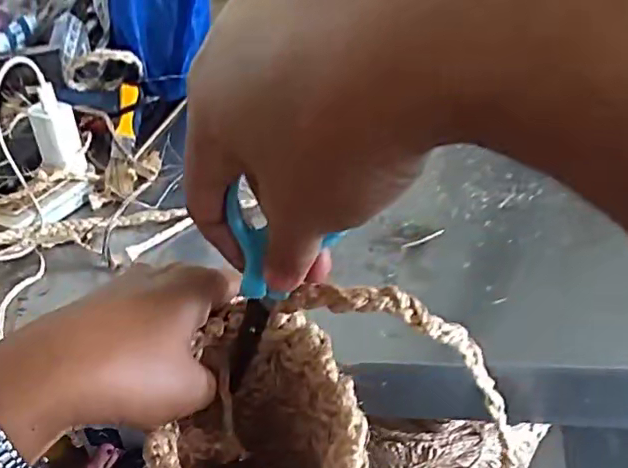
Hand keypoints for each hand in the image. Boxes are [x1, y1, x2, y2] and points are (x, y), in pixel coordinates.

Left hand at [0, 264, 236, 434]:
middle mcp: (158, 271)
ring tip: (168, 381)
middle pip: (198, 299)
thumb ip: (217, 381)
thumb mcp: (194, 391)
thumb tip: (212, 377)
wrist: (48, 374)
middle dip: (208, 332)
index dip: (248, 321)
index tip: (246, 356)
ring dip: (171, 342)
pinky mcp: (92, 306)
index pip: (237, 289)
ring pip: (163, 313)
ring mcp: (120, 286)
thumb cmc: (135, 375)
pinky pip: (132, 324)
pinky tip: (132, 376)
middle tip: (211, 373)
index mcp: (193, 281)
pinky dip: (140, 346)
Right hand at [184, 0, 446, 292]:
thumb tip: (278, 279)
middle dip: (282, 210)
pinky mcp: (322, 1)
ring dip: (306, 165)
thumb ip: (283, 256)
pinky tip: (364, 129)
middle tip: (319, 244)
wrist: (424, 43)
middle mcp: (227, 53)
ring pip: (280, 113)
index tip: (264, 270)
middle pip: (246, 156)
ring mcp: (276, 15)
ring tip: (349, 191)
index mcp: (207, 112)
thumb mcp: (305, 219)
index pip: (204, 200)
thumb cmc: (336, 144)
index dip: (232, 247)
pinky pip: (315, 73)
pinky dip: (330, 112)